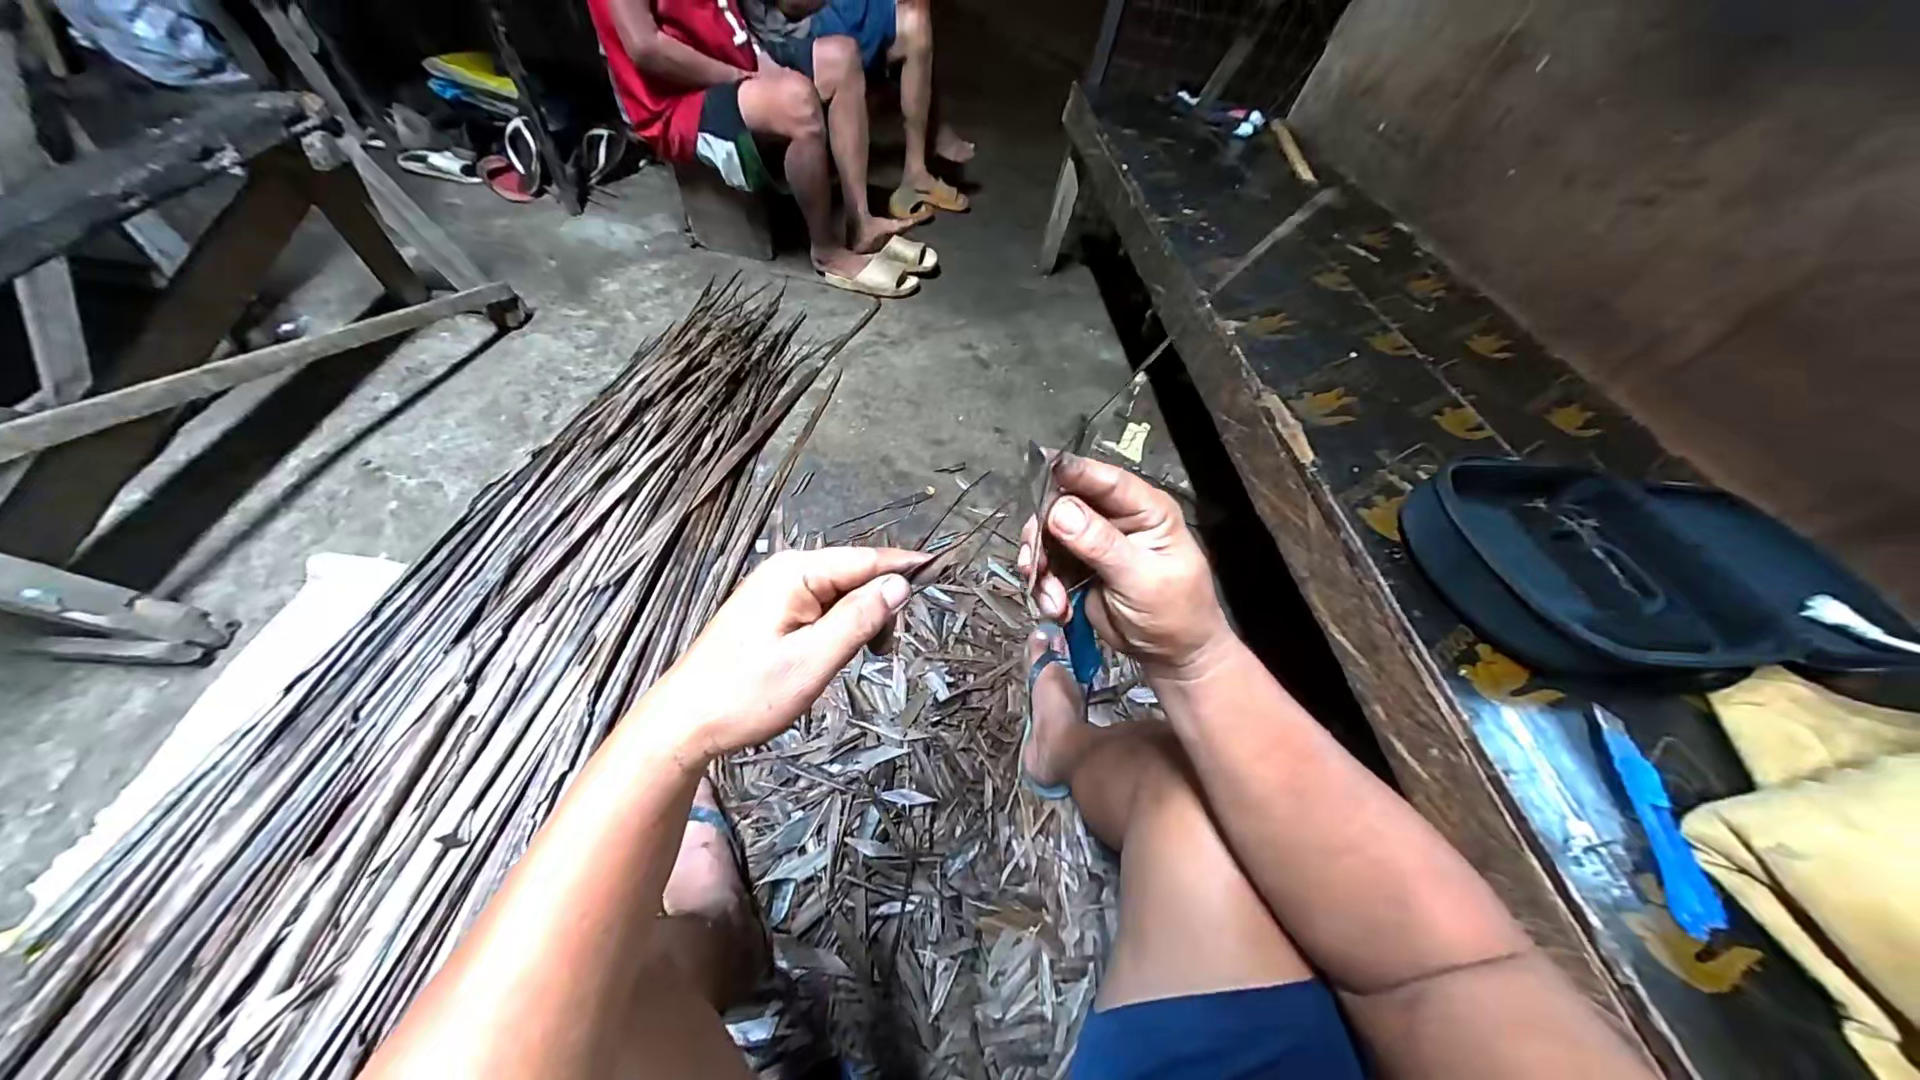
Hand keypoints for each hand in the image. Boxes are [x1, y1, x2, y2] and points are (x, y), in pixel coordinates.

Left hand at [635, 547, 923, 759]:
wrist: (684, 723)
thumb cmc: (743, 695)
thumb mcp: (811, 661)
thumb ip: (859, 619)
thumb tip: (900, 585)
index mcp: (795, 573)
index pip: (867, 558)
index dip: (906, 566)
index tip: (942, 568)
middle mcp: (788, 571)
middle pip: (856, 574)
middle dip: (881, 604)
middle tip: (884, 648)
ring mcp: (779, 590)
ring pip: (843, 594)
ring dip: (863, 620)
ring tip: (861, 656)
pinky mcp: (776, 610)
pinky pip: (825, 608)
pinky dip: (843, 627)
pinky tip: (838, 653)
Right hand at [1018, 453, 1233, 679]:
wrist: (1172, 656)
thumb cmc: (1174, 613)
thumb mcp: (1142, 579)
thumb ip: (1101, 545)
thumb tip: (1060, 511)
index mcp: (1145, 510)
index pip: (1105, 480)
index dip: (1072, 472)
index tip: (1039, 467)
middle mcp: (1115, 518)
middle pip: (1064, 504)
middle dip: (1044, 534)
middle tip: (1034, 563)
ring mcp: (1092, 541)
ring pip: (1048, 536)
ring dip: (1042, 567)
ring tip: (1050, 599)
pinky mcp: (1076, 566)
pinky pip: (1047, 565)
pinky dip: (1044, 587)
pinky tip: (1056, 608)